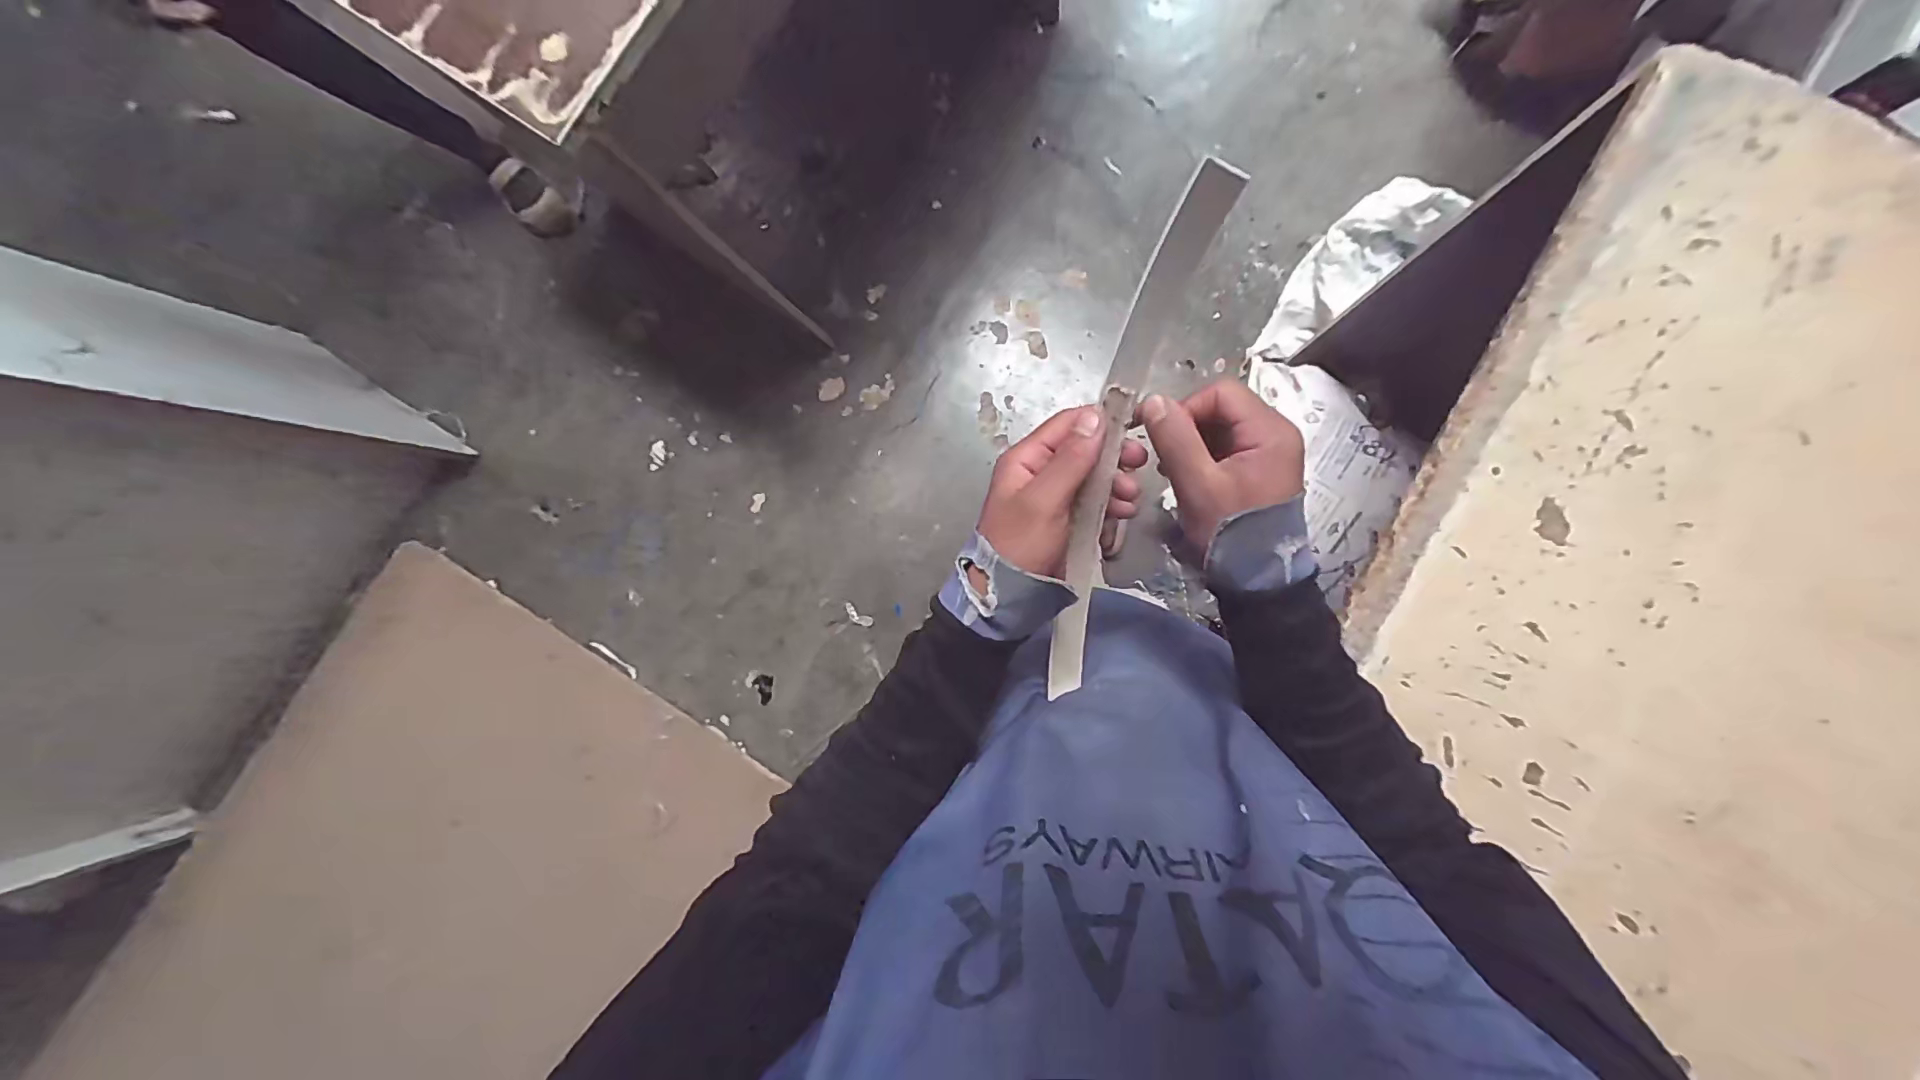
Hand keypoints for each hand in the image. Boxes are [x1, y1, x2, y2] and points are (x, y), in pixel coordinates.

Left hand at [977, 405, 1148, 577]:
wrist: (1010, 596)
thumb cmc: (1019, 545)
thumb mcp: (1043, 500)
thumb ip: (1070, 460)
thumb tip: (1095, 417)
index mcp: (1027, 459)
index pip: (1067, 424)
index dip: (1100, 423)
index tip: (1134, 431)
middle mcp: (1042, 471)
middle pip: (1086, 450)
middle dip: (1113, 458)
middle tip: (1137, 466)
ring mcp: (1057, 496)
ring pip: (1095, 477)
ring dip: (1116, 484)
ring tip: (1128, 500)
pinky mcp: (1070, 519)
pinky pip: (1096, 503)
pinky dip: (1111, 506)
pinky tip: (1121, 516)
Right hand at [1138, 379, 1304, 548]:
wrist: (1257, 581)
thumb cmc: (1231, 533)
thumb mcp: (1198, 485)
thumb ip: (1175, 440)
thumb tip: (1152, 401)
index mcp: (1270, 431)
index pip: (1221, 393)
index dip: (1184, 407)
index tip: (1156, 431)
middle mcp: (1275, 434)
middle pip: (1220, 408)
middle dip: (1185, 426)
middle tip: (1161, 454)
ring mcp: (1267, 453)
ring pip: (1219, 427)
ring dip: (1189, 442)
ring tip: (1172, 469)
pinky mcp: (1256, 470)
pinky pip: (1223, 447)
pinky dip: (1199, 456)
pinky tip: (1185, 477)